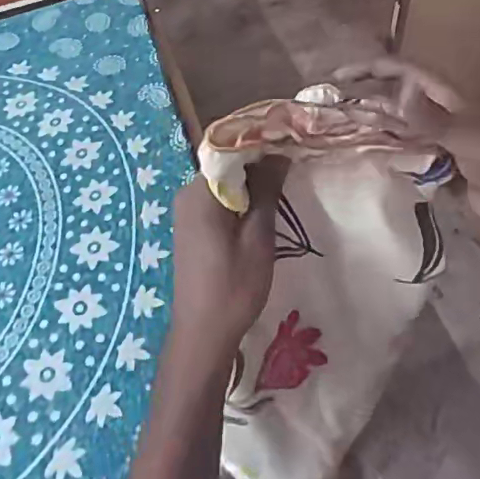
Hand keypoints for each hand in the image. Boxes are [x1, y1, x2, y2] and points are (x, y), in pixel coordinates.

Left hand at [168, 158, 288, 352]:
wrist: (203, 332)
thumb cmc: (234, 287)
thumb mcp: (258, 237)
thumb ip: (266, 191)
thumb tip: (278, 153)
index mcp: (200, 194)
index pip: (231, 150)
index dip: (262, 146)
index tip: (292, 147)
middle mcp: (187, 195)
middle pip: (227, 166)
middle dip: (259, 165)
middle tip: (292, 172)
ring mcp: (186, 212)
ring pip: (224, 184)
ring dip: (252, 184)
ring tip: (283, 189)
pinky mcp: (192, 228)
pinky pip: (218, 201)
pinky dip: (240, 200)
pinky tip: (262, 211)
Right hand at [332, 58, 479, 220]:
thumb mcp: (469, 139)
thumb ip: (432, 118)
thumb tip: (397, 92)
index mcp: (448, 98)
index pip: (405, 72)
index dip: (373, 69)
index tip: (340, 77)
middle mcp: (438, 113)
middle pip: (394, 96)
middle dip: (363, 95)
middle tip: (328, 104)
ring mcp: (435, 140)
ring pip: (394, 124)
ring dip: (368, 122)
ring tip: (336, 126)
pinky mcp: (433, 165)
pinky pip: (401, 151)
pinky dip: (381, 149)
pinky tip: (360, 154)